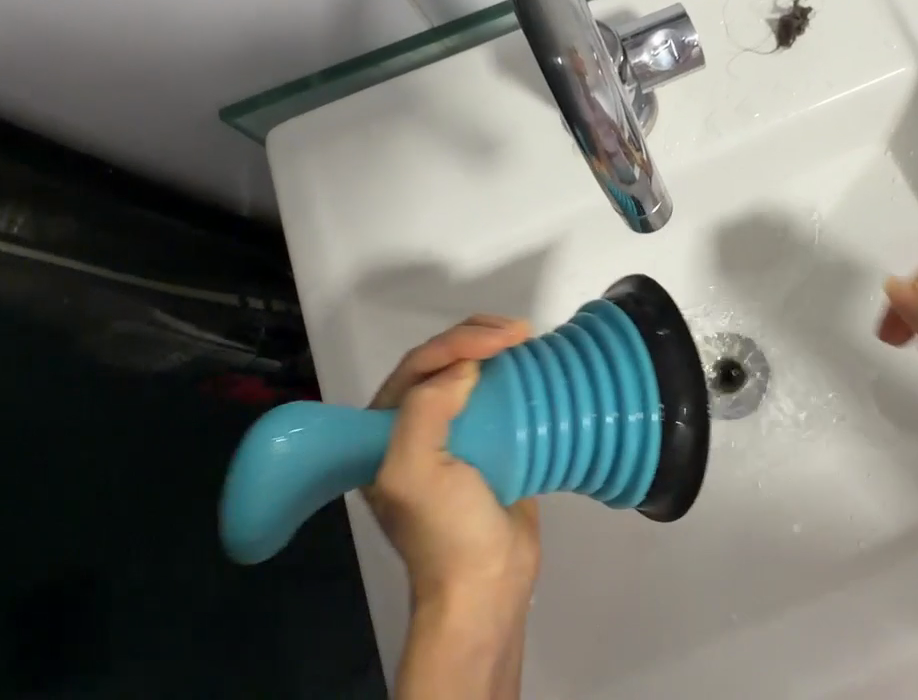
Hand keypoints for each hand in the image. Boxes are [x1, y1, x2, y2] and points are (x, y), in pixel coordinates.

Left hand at [366, 316, 541, 630]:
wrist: (487, 586)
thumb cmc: (445, 531)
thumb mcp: (414, 471)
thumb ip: (426, 409)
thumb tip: (465, 366)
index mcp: (383, 434)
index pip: (416, 368)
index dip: (456, 342)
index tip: (503, 338)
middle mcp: (414, 429)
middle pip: (443, 363)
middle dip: (477, 338)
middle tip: (519, 331)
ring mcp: (455, 438)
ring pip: (471, 375)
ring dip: (497, 351)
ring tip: (527, 339)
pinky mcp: (490, 447)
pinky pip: (498, 399)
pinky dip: (515, 378)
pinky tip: (534, 368)